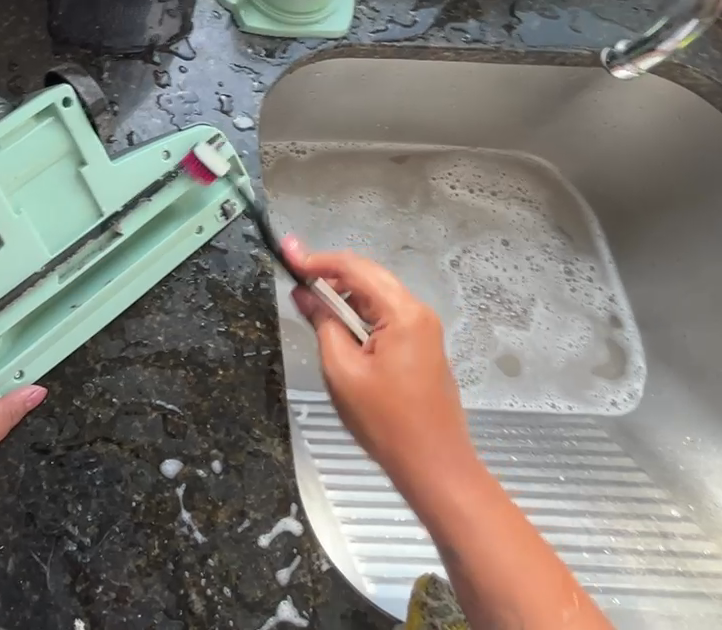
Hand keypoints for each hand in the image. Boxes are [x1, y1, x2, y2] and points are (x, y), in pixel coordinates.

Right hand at [283, 237, 475, 486]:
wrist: (435, 467)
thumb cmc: (386, 421)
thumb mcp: (342, 369)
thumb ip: (322, 323)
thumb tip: (304, 294)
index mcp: (403, 313)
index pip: (354, 267)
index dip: (316, 259)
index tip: (286, 254)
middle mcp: (417, 313)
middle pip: (367, 275)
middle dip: (328, 272)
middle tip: (292, 273)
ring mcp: (423, 330)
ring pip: (375, 294)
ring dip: (341, 293)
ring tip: (308, 301)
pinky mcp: (420, 346)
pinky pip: (383, 314)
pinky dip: (356, 311)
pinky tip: (335, 323)